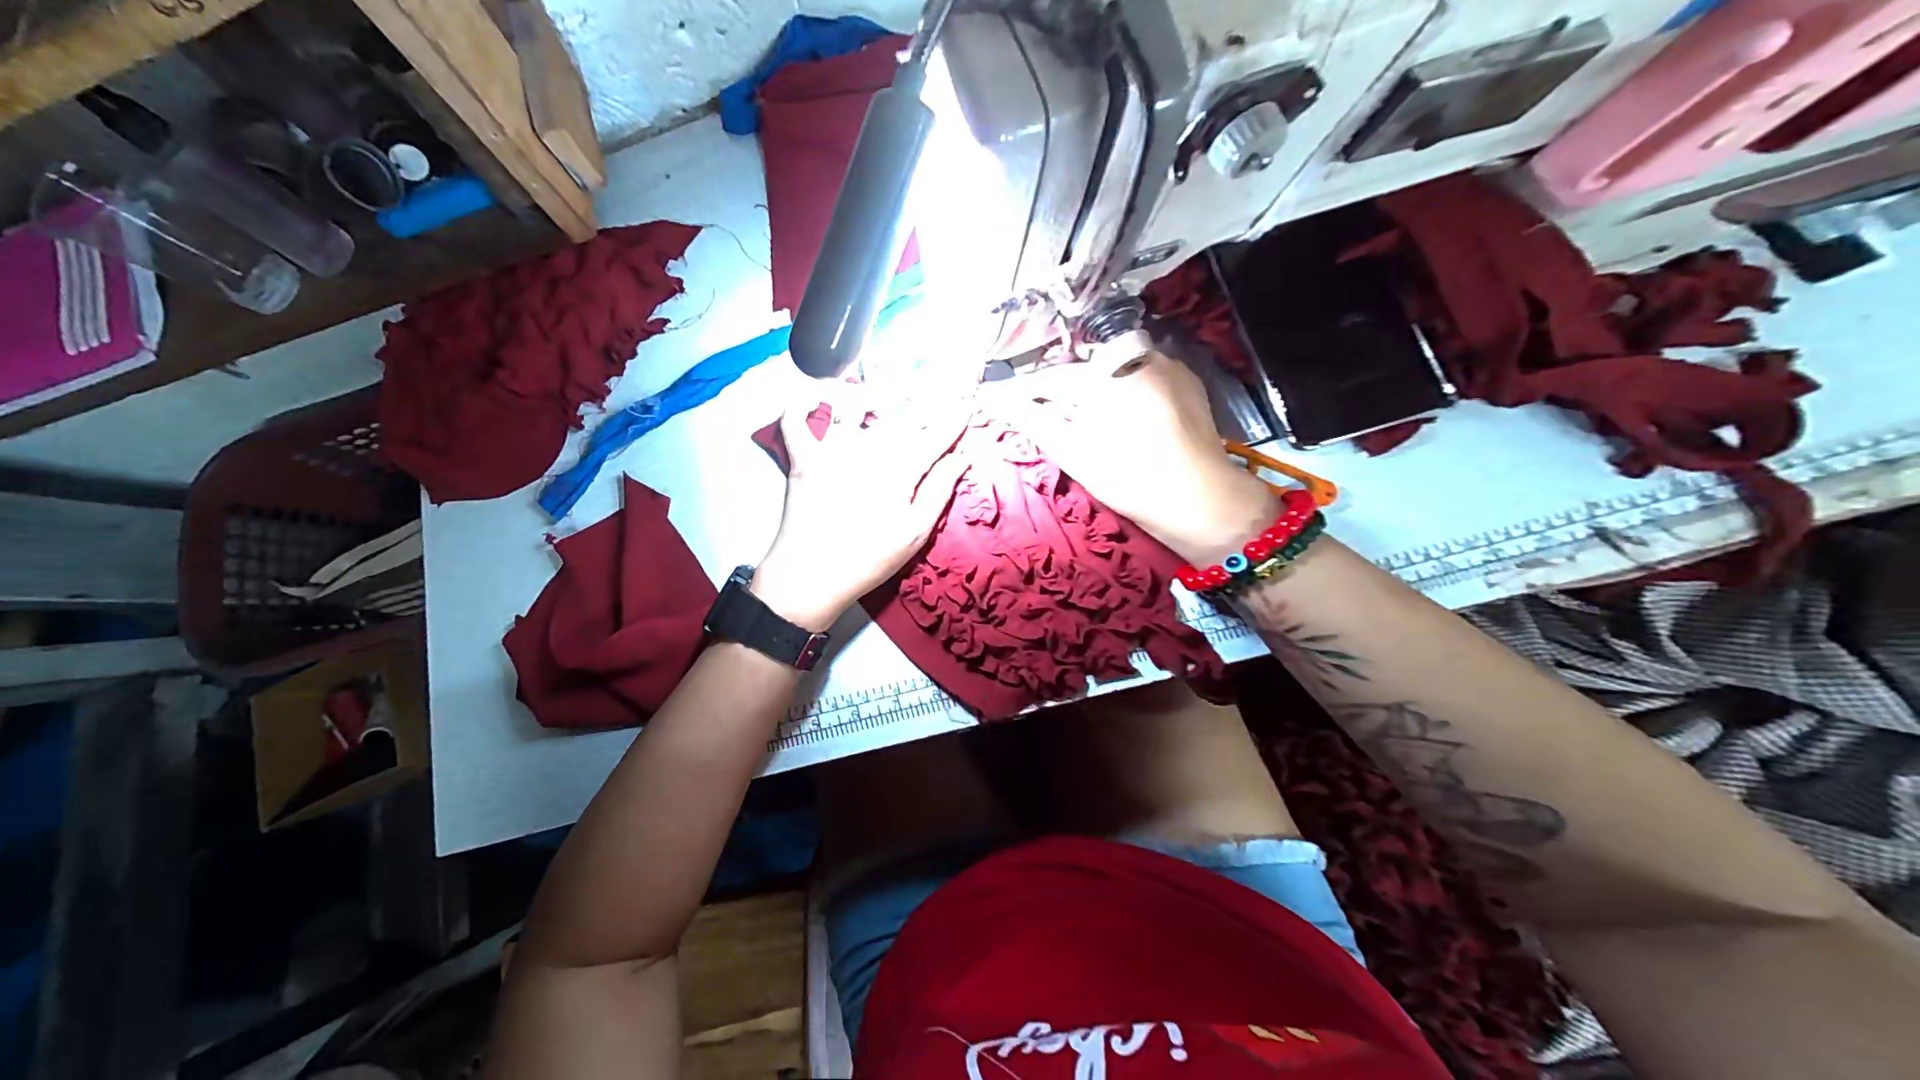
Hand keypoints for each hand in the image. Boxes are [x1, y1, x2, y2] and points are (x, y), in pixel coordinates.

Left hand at [753, 380, 970, 631]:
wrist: (810, 575)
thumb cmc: (870, 559)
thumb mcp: (915, 532)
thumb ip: (939, 490)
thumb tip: (961, 458)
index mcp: (901, 468)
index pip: (936, 434)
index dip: (955, 417)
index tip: (969, 401)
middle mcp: (869, 448)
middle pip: (900, 413)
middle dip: (922, 397)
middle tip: (935, 384)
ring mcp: (832, 450)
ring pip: (853, 405)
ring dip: (868, 390)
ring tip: (879, 378)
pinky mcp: (803, 459)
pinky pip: (796, 424)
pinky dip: (799, 408)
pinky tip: (807, 397)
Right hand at [986, 350, 1275, 563]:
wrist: (1203, 502)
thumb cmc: (1133, 481)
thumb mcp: (1074, 453)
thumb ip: (1032, 420)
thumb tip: (995, 399)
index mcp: (1109, 370)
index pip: (1053, 376)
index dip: (1027, 392)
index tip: (1006, 402)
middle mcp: (1140, 354)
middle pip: (1083, 372)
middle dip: (1061, 394)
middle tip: (1046, 420)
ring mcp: (1167, 364)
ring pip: (1112, 374)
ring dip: (1093, 394)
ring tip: (1084, 426)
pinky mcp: (1185, 379)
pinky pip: (1140, 378)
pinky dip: (1123, 395)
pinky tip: (1121, 424)